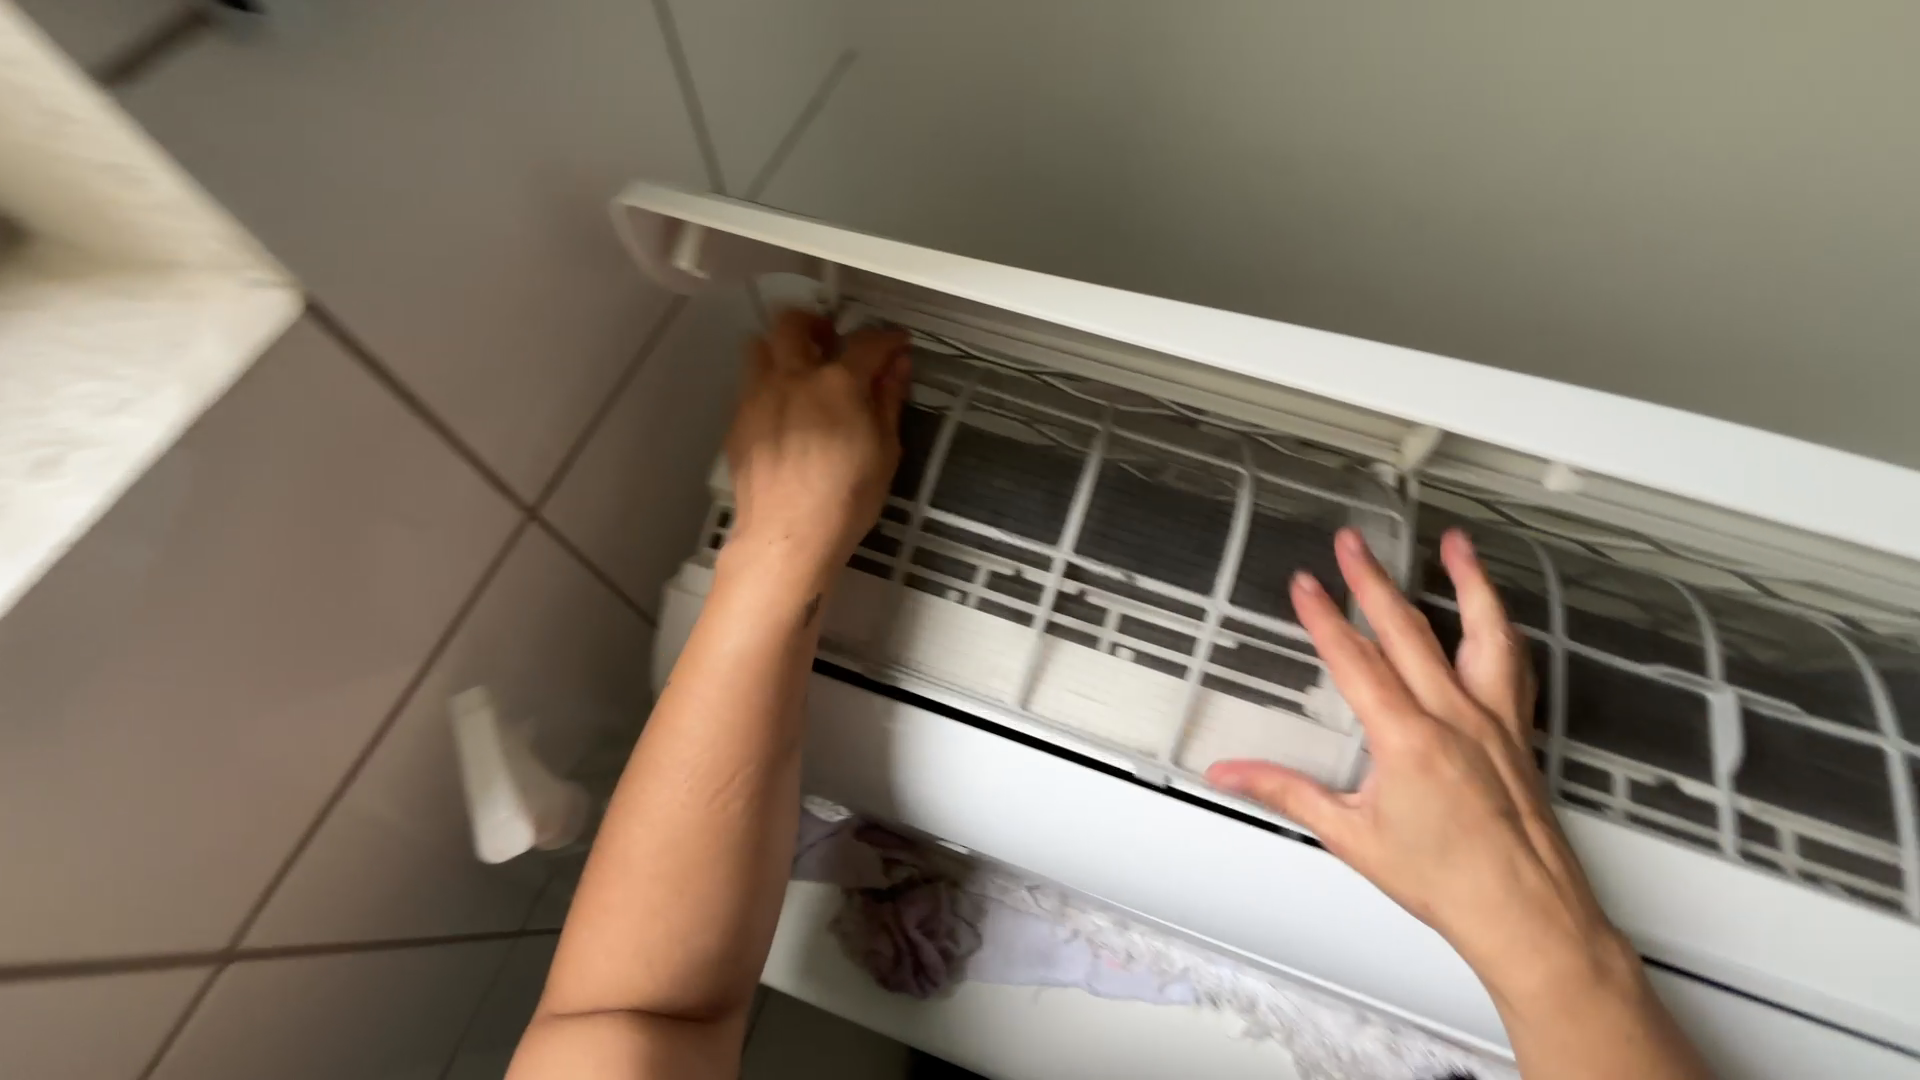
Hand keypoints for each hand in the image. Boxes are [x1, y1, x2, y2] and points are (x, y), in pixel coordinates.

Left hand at [721, 310, 910, 587]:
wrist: (787, 535)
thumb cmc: (846, 498)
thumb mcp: (885, 451)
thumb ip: (889, 401)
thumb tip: (898, 366)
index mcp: (838, 383)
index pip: (867, 342)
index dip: (888, 338)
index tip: (898, 343)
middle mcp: (792, 378)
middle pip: (793, 322)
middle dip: (816, 322)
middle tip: (832, 341)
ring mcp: (758, 397)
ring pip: (759, 346)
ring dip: (782, 347)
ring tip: (799, 370)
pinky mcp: (738, 421)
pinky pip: (749, 384)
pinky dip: (769, 383)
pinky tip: (784, 412)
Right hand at [1206, 528, 1629, 999]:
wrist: (1530, 919)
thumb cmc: (1449, 881)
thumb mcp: (1350, 835)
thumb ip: (1284, 792)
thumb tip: (1230, 775)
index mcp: (1410, 739)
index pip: (1355, 660)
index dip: (1324, 617)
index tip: (1305, 584)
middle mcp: (1457, 719)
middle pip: (1407, 630)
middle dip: (1371, 579)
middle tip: (1352, 542)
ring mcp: (1495, 721)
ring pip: (1483, 633)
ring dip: (1466, 582)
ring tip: (1456, 544)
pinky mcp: (1519, 733)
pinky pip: (1514, 664)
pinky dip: (1502, 627)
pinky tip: (1496, 613)